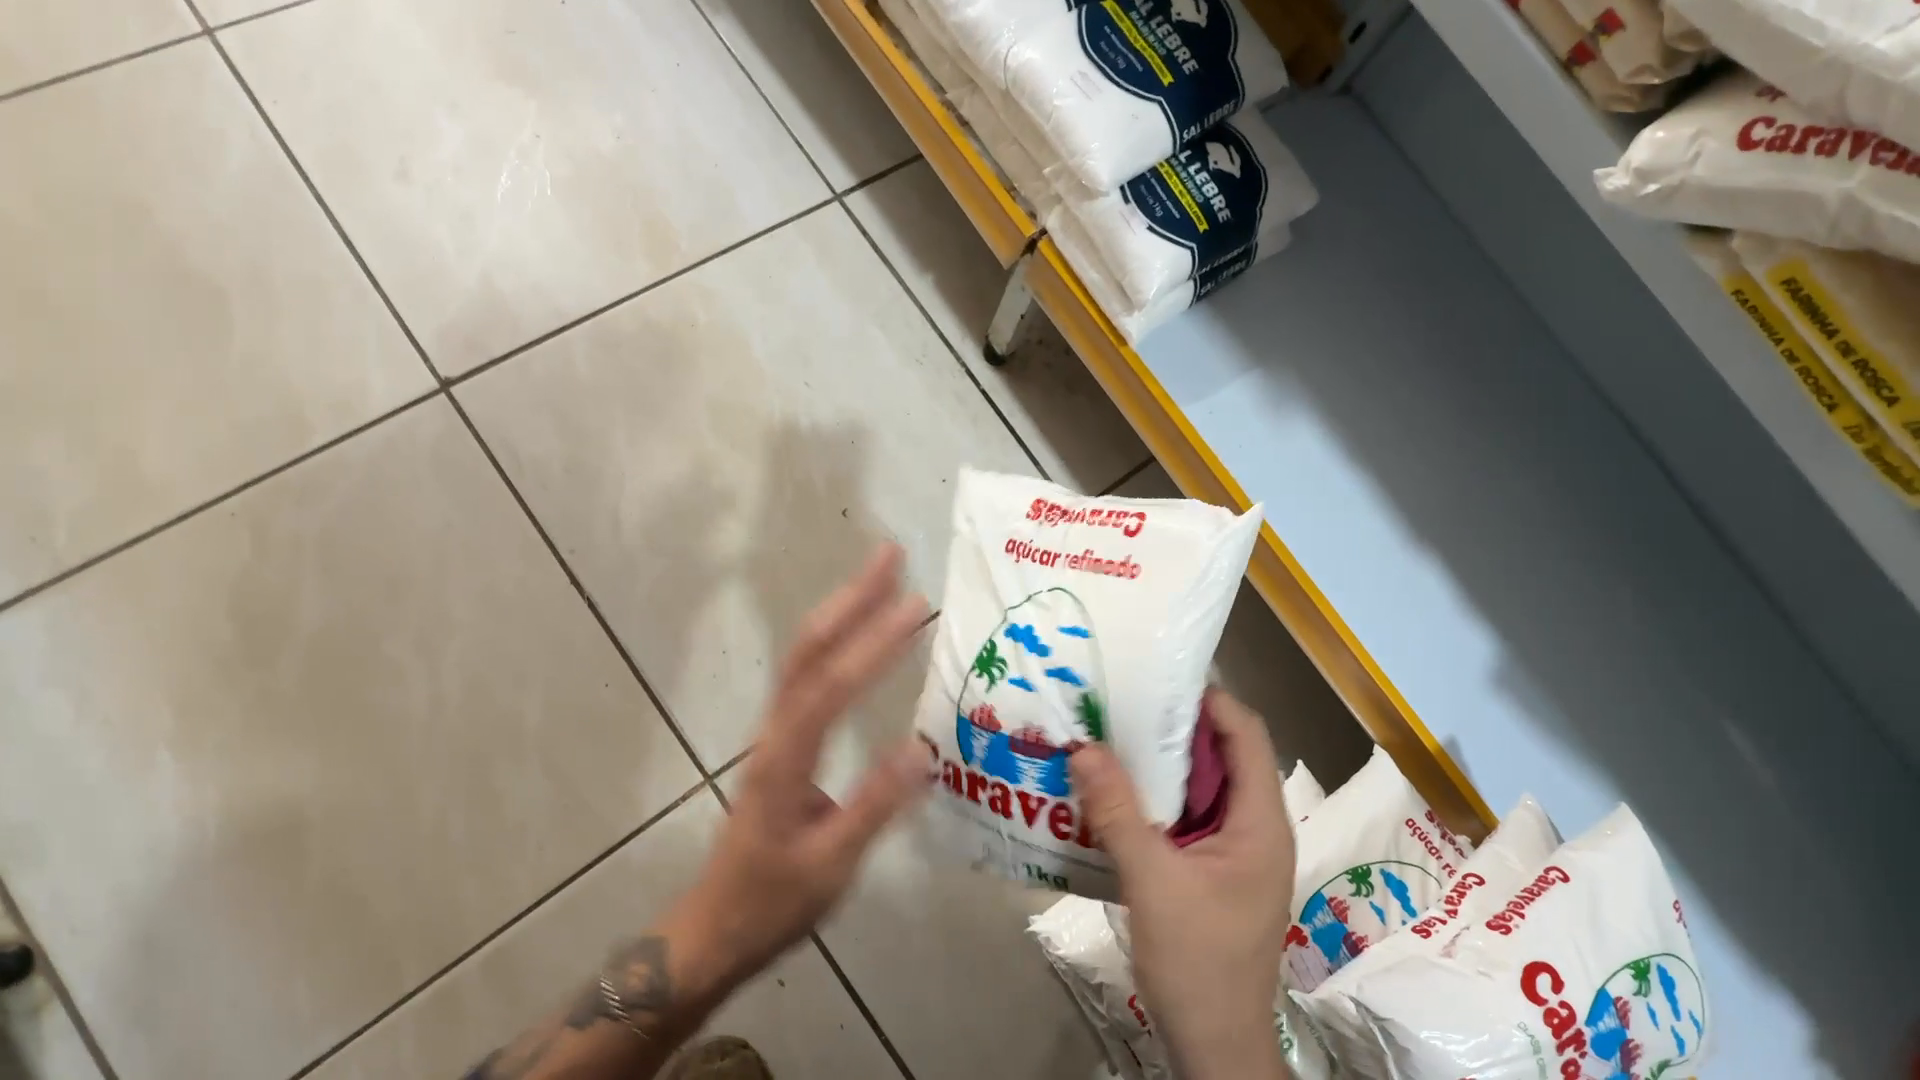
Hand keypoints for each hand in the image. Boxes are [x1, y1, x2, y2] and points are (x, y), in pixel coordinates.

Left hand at [672, 545, 931, 996]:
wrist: (717, 927)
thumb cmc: (773, 901)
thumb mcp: (830, 867)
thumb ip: (874, 808)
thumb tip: (922, 750)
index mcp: (786, 760)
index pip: (832, 688)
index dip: (873, 643)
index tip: (915, 604)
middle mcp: (775, 733)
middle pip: (808, 650)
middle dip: (850, 598)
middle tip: (891, 555)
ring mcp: (775, 734)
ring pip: (804, 658)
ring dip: (841, 611)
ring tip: (882, 577)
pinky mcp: (781, 743)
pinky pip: (808, 677)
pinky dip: (835, 641)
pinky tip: (858, 632)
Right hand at [1069, 689, 1296, 1079]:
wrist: (1214, 1043)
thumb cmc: (1197, 960)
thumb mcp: (1152, 881)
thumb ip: (1118, 812)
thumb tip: (1083, 747)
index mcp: (1261, 822)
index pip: (1247, 735)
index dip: (1210, 700)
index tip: (1156, 677)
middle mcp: (1255, 828)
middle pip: (1223, 756)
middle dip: (1174, 727)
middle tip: (1120, 700)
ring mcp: (1234, 852)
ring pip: (1201, 788)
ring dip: (1160, 764)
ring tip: (1110, 735)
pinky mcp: (1212, 872)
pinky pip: (1186, 818)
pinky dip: (1154, 800)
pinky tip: (1113, 793)